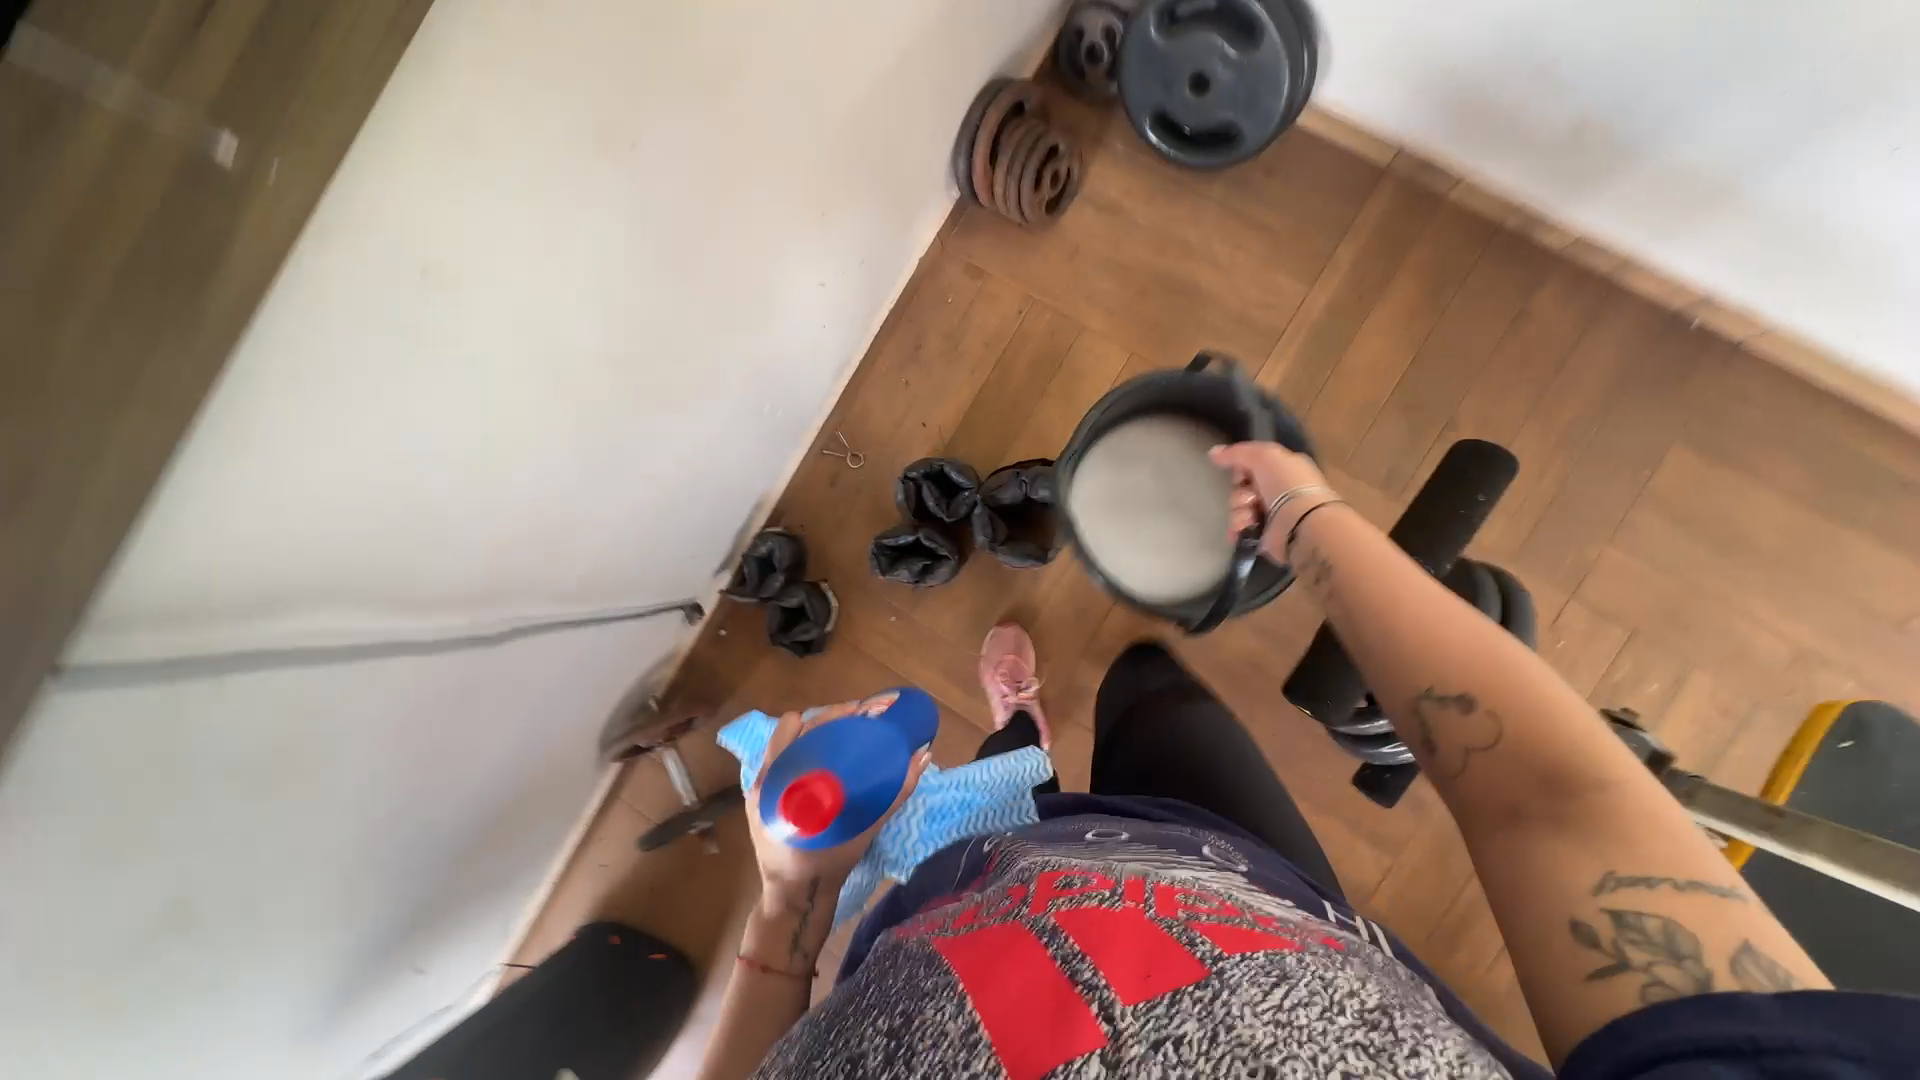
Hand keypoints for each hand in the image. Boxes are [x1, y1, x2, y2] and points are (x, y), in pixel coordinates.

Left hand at [746, 693, 931, 915]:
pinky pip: (780, 765)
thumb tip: (923, 756)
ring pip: (784, 746)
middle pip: (791, 731)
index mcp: (779, 780)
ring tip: (842, 738)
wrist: (796, 901)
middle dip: (824, 722)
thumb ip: (894, 792)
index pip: (797, 726)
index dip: (830, 714)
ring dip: (811, 737)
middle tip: (857, 723)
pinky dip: (802, 756)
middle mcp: (763, 779)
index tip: (858, 713)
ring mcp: (758, 791)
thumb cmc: (828, 863)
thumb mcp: (863, 828)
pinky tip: (825, 762)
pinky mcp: (759, 803)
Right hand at [1209, 442, 1336, 556]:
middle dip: (1239, 493)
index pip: (1252, 465)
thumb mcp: (1264, 456)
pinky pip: (1240, 526)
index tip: (1240, 474)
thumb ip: (1238, 453)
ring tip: (1250, 515)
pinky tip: (1245, 526)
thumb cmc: (1287, 483)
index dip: (1241, 468)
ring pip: (1238, 507)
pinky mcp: (1263, 534)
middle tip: (1249, 497)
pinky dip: (1239, 526)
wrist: (1301, 522)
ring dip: (1238, 510)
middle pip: (1241, 487)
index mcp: (1283, 469)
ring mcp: (1271, 513)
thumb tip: (1213, 452)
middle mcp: (1278, 490)